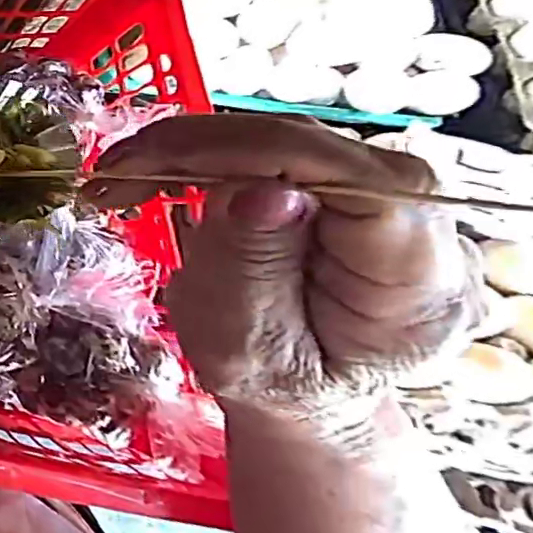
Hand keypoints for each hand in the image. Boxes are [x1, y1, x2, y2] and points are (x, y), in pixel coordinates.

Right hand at [86, 114, 477, 437]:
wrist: (299, 396)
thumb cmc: (272, 384)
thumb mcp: (245, 345)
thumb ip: (253, 270)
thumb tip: (266, 190)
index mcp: (416, 281)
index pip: (359, 181)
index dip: (255, 155)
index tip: (156, 164)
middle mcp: (421, 228)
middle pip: (310, 146)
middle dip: (197, 146)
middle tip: (111, 171)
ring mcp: (381, 203)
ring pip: (279, 137)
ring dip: (184, 147)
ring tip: (116, 176)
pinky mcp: (337, 189)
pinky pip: (265, 149)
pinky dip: (196, 154)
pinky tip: (152, 173)